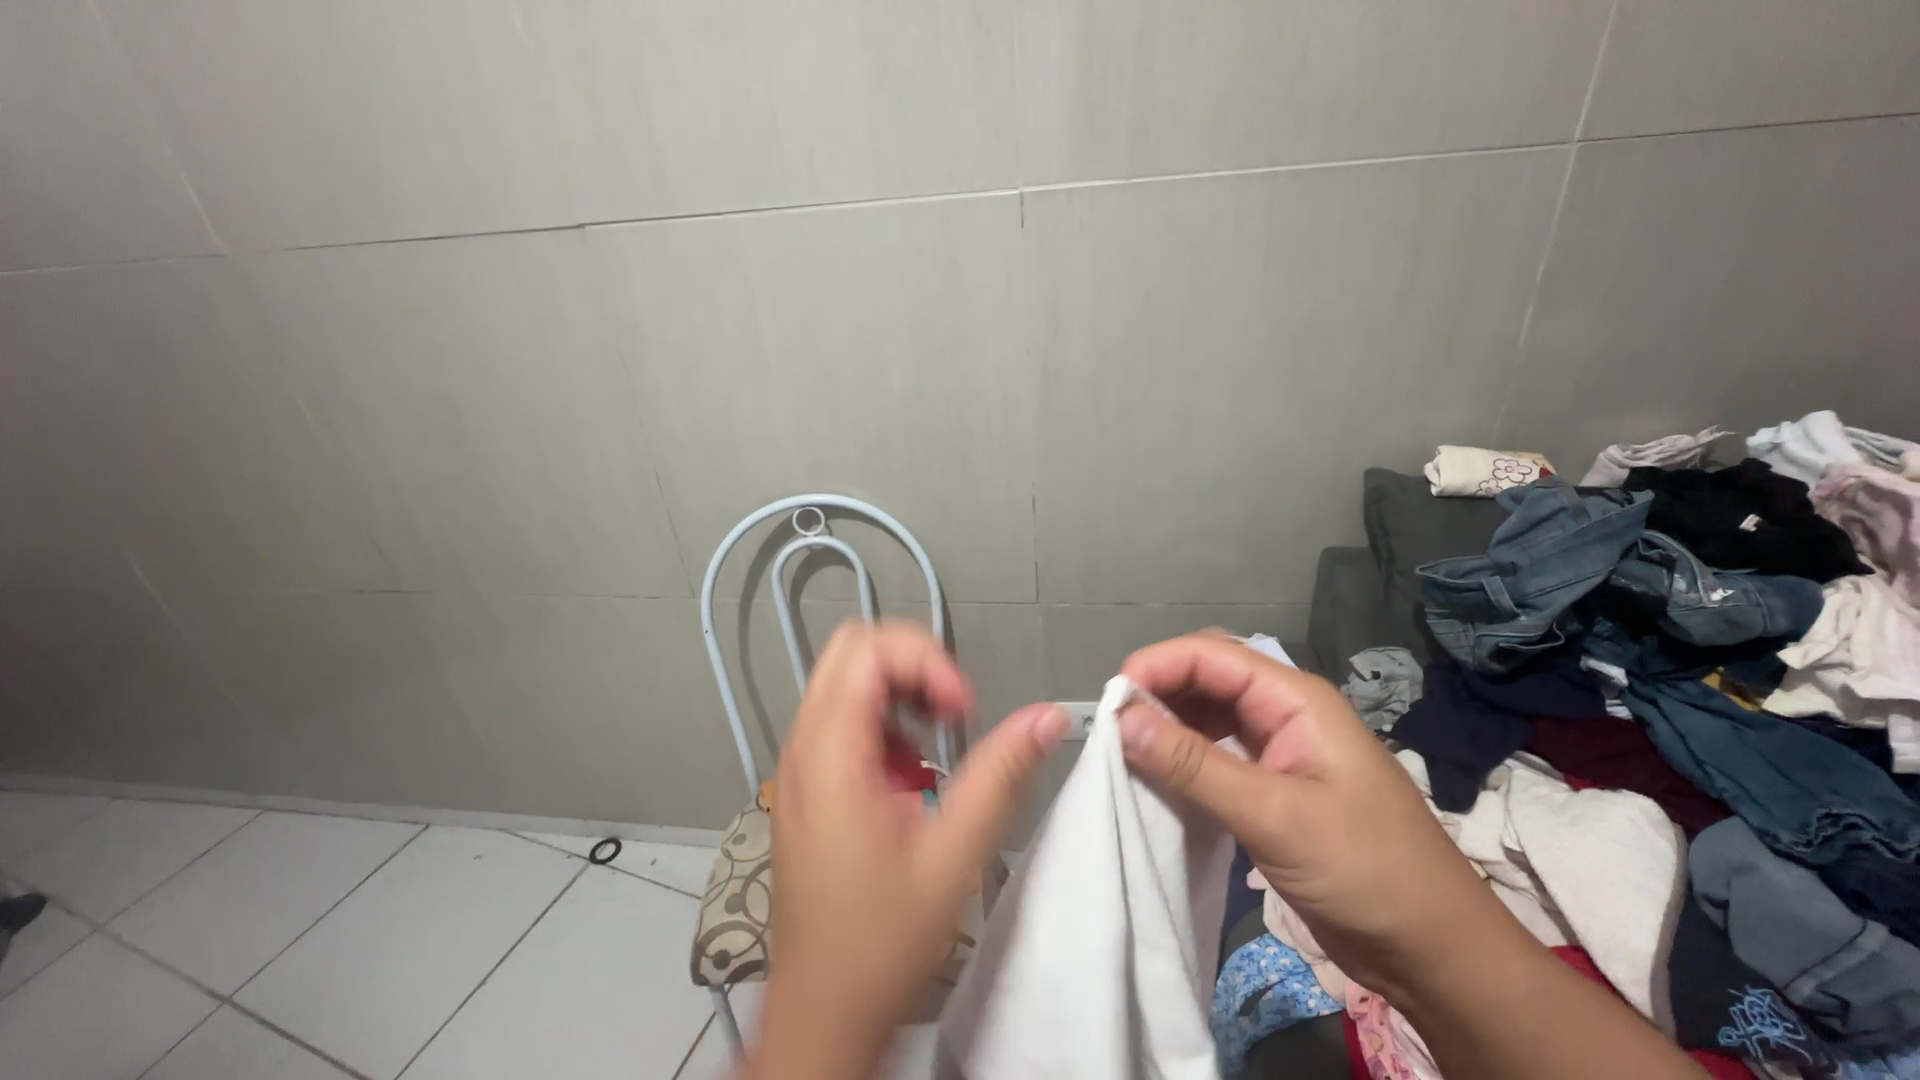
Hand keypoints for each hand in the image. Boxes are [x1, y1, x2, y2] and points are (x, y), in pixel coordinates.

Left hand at [747, 621, 1067, 1079]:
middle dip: (913, 667)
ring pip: (847, 684)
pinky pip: (844, 724)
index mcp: (829, 753)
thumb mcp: (954, 854)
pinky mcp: (809, 786)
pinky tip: (912, 782)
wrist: (825, 1007)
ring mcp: (800, 766)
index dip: (926, 660)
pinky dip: (885, 730)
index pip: (867, 648)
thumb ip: (1002, 774)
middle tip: (954, 713)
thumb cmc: (879, 940)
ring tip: (936, 754)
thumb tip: (1046, 717)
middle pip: (852, 652)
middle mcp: (803, 747)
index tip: (964, 708)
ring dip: (900, 699)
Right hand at [1116, 633, 1704, 1079]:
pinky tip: (1158, 779)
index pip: (1211, 655)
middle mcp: (1284, 713)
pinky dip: (1183, 760)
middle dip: (1158, 692)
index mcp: (1295, 699)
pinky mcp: (1273, 788)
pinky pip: (1217, 756)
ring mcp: (1280, 751)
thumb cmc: (1365, 870)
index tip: (1110, 703)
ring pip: (1209, 716)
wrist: (1432, 949)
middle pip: (1208, 678)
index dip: (1157, 666)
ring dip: (1167, 727)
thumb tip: (1122, 719)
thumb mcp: (1274, 815)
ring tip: (1125, 753)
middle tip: (1112, 729)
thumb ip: (1194, 765)